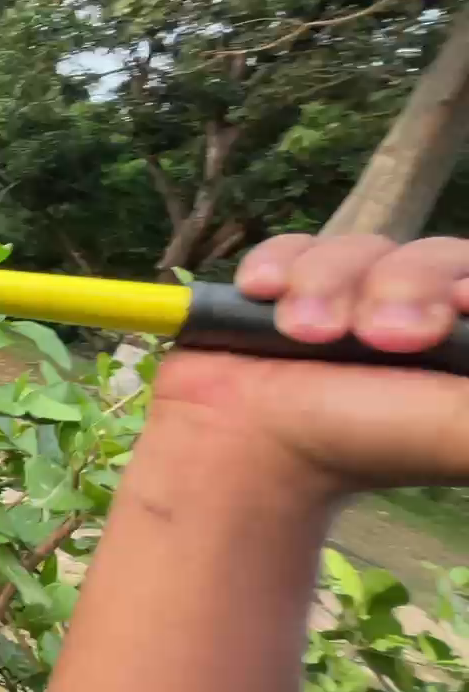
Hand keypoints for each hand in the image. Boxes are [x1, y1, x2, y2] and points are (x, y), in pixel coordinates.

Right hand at [152, 234, 468, 496]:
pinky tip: (259, 290)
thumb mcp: (462, 429)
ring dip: (328, 283)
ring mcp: (340, 294)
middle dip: (402, 286)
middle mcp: (414, 307)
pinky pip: (288, 247)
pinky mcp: (272, 289)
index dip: (465, 284)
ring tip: (299, 330)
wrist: (244, 443)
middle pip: (432, 254)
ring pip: (356, 247)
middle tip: (378, 338)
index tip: (458, 314)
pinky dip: (276, 262)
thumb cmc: (358, 444)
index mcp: (466, 334)